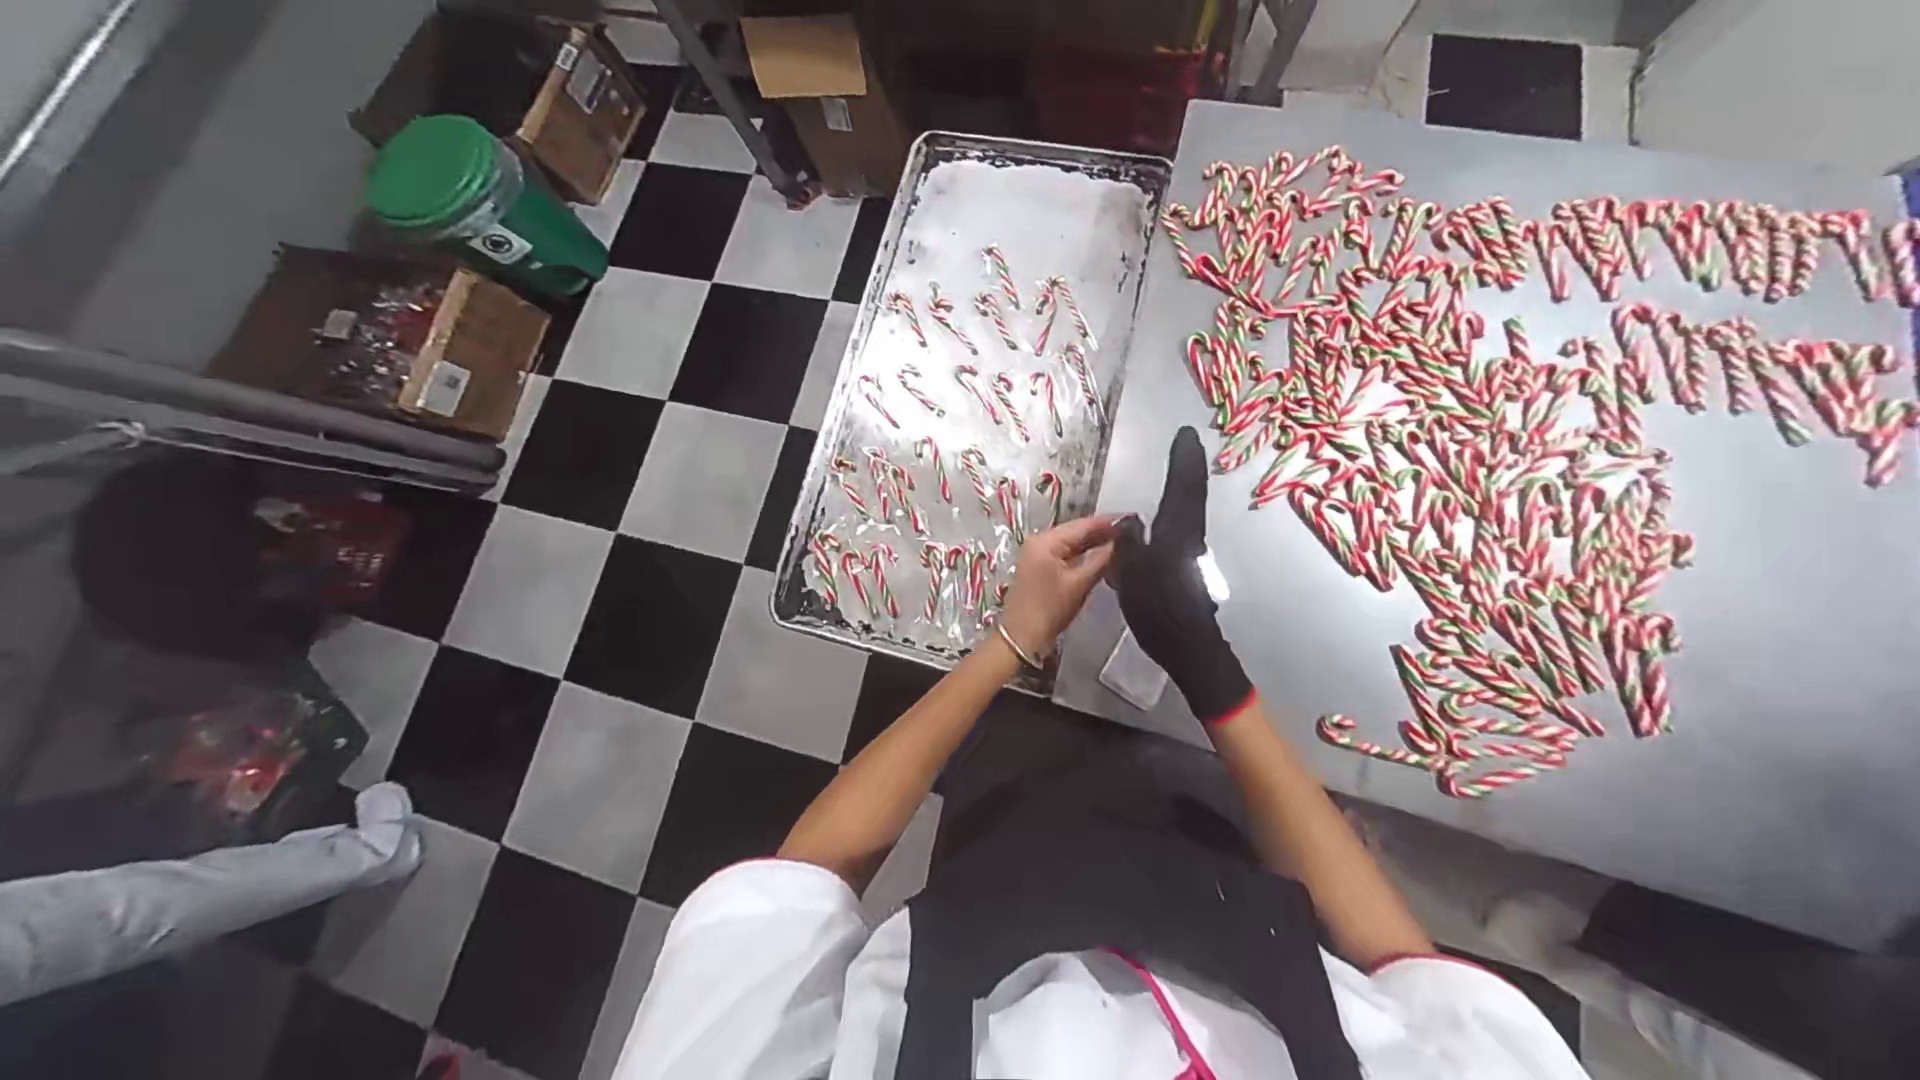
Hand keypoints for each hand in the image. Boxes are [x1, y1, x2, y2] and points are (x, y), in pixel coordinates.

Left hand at [997, 515, 1121, 661]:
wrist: (1022, 637)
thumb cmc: (1050, 609)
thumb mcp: (1079, 583)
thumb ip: (1101, 559)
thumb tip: (1120, 542)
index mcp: (1045, 541)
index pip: (1082, 524)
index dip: (1108, 522)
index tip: (1132, 520)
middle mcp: (1039, 541)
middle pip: (1076, 531)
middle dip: (1102, 532)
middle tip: (1131, 533)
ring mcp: (1037, 554)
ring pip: (1071, 543)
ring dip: (1093, 544)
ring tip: (1122, 544)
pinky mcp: (1039, 567)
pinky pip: (1065, 554)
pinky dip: (1082, 555)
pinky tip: (1101, 557)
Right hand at [1112, 427, 1252, 723]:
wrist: (1189, 647)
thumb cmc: (1161, 609)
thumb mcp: (1134, 573)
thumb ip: (1129, 543)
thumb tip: (1129, 521)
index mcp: (1177, 532)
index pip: (1184, 485)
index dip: (1184, 458)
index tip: (1187, 435)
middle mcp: (1188, 537)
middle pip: (1191, 494)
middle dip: (1188, 469)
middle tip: (1185, 447)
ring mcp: (1190, 554)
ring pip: (1186, 513)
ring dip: (1183, 491)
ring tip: (1174, 477)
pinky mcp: (1185, 569)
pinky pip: (1176, 532)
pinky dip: (1171, 517)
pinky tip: (1157, 526)